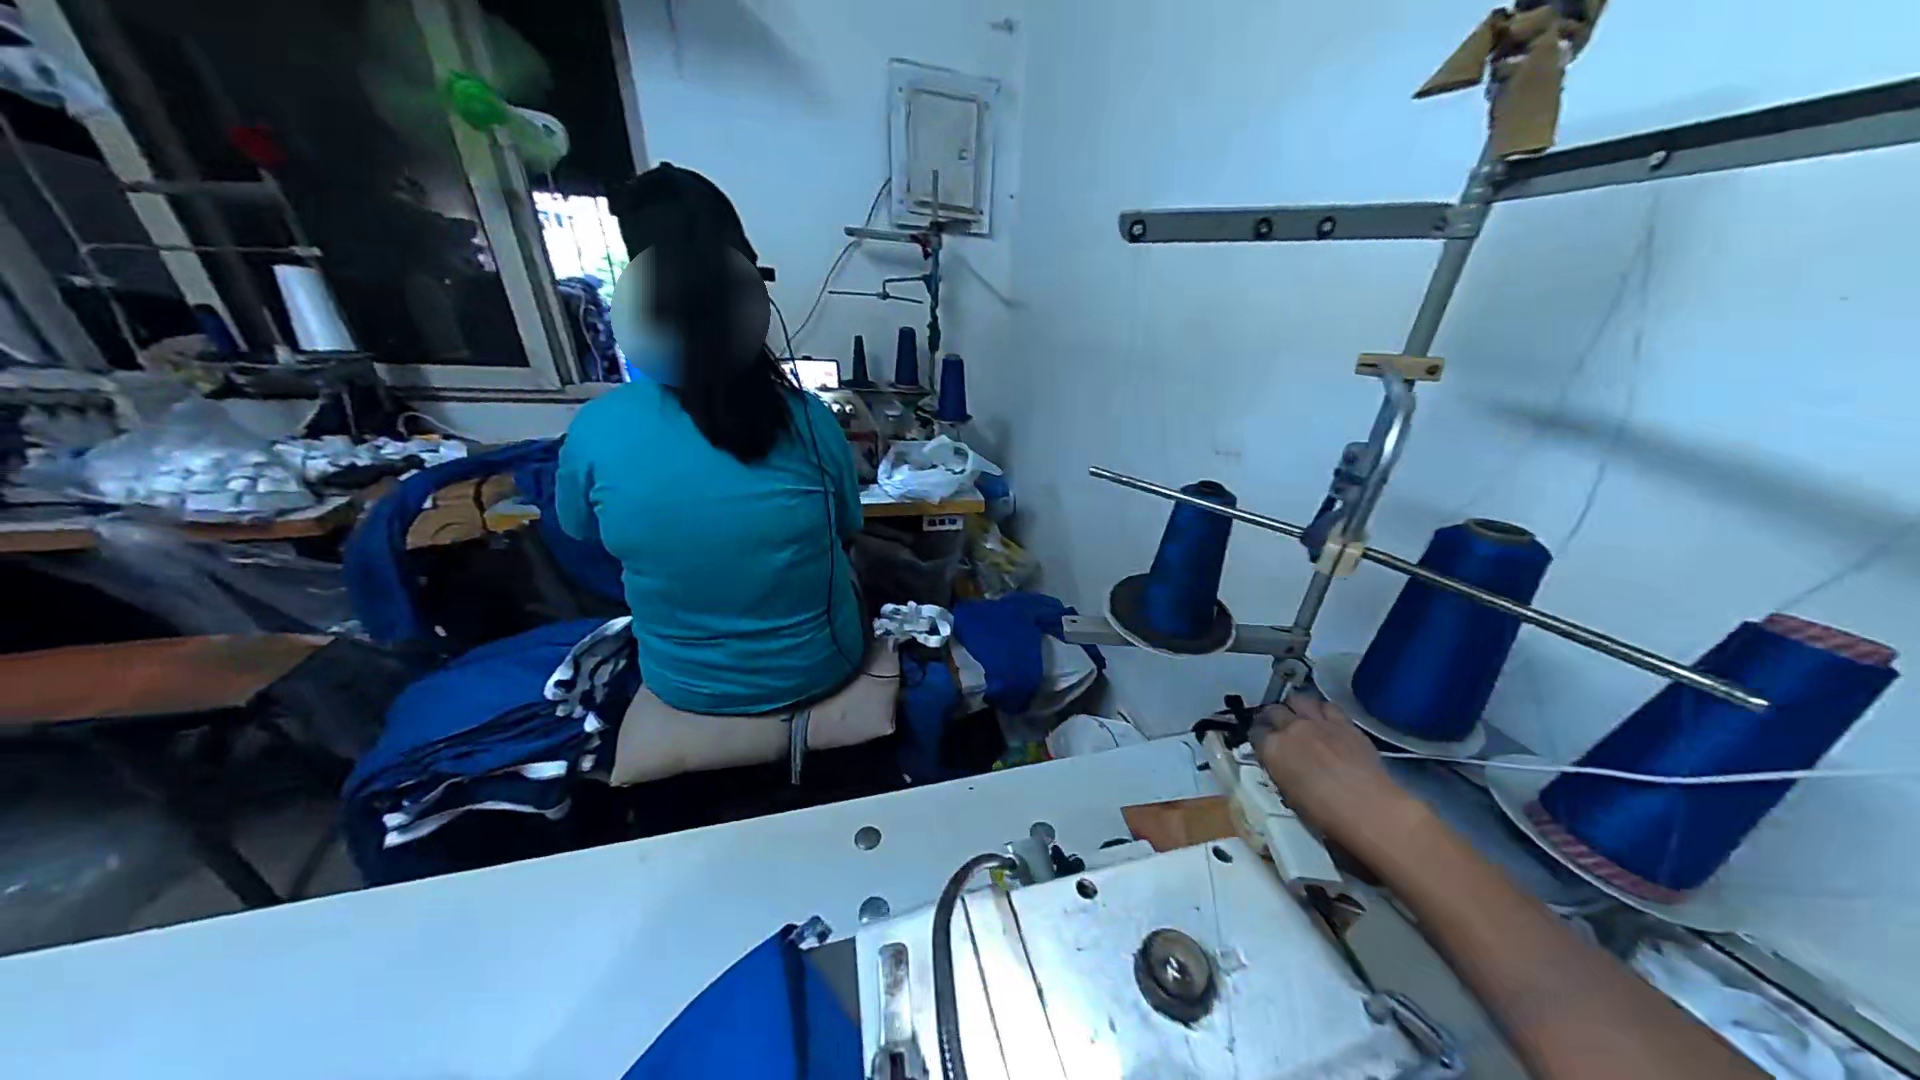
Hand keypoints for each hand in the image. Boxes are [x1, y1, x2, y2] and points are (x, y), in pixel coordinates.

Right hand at [1253, 692, 1419, 851]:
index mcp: (1272, 749)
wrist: (1368, 809)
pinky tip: (1325, 719)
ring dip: (1295, 707)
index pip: (1256, 733)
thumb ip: (1280, 771)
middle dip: (1273, 717)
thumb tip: (1282, 766)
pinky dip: (1322, 710)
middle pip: (1274, 711)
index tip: (1263, 743)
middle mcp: (1291, 729)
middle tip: (1277, 727)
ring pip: (1298, 700)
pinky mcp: (1345, 723)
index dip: (1259, 738)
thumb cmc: (1324, 814)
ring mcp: (1318, 723)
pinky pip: (1328, 707)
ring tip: (1298, 716)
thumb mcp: (1288, 794)